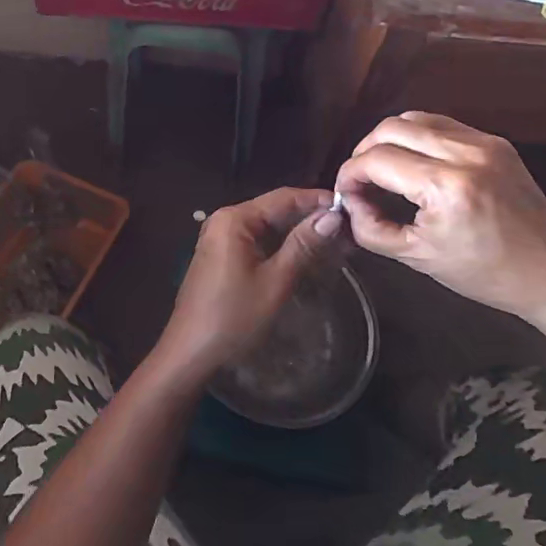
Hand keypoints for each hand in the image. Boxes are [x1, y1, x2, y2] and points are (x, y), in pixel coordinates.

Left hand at [154, 187, 342, 382]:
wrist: (192, 348)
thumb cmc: (234, 315)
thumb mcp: (275, 280)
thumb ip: (303, 245)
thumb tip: (333, 215)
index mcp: (234, 219)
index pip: (283, 197)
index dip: (318, 200)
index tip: (353, 208)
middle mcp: (224, 221)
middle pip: (274, 210)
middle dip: (310, 219)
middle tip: (350, 231)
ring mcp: (219, 238)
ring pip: (267, 228)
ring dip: (298, 235)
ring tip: (337, 244)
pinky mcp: (221, 256)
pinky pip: (256, 242)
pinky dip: (280, 247)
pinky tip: (306, 256)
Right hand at [334, 112, 545, 323]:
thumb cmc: (483, 272)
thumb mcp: (414, 257)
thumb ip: (369, 227)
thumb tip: (349, 202)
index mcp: (446, 186)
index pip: (376, 160)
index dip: (349, 175)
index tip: (345, 195)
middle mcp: (467, 154)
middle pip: (390, 128)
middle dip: (364, 152)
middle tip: (360, 181)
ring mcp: (485, 143)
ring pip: (414, 118)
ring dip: (388, 140)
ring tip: (384, 170)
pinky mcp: (496, 143)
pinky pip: (441, 125)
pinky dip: (416, 138)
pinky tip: (413, 165)